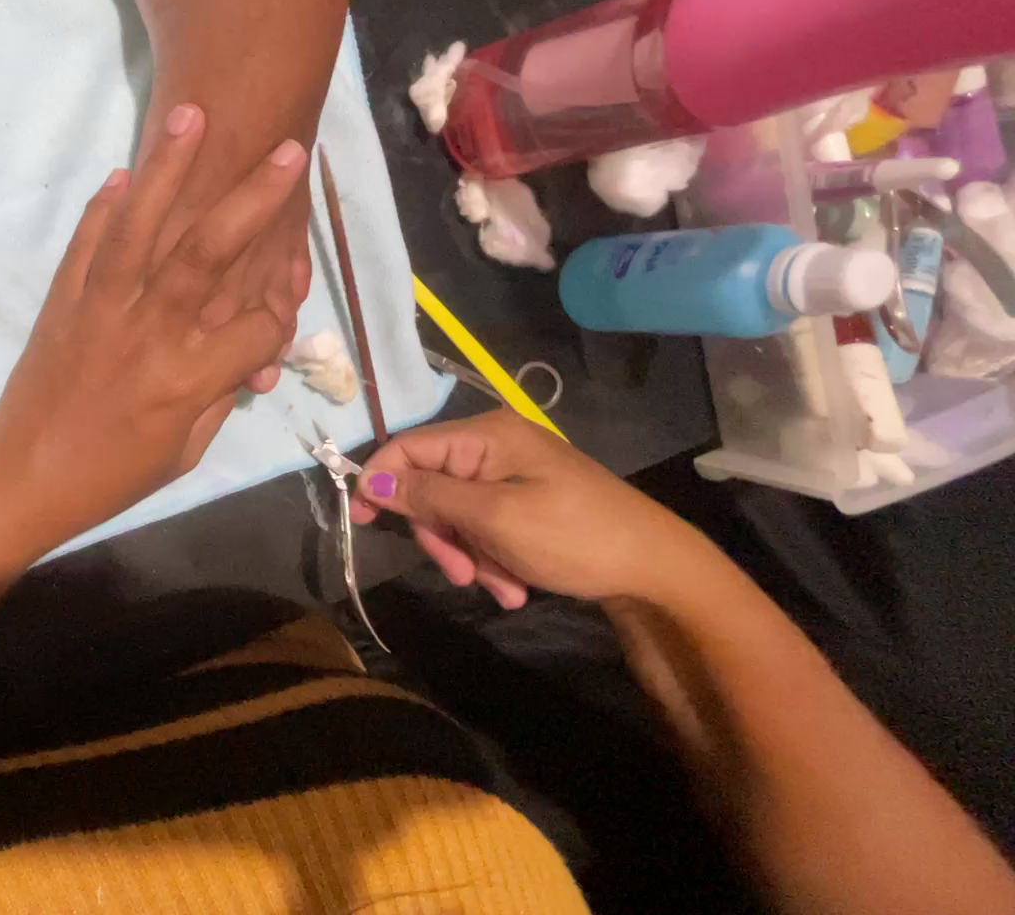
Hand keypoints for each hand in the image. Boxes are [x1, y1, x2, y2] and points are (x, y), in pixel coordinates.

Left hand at [0, 104, 307, 545]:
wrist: (24, 476)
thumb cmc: (112, 476)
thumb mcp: (185, 450)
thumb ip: (219, 393)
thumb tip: (245, 354)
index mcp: (191, 377)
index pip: (259, 324)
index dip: (279, 317)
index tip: (277, 316)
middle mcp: (152, 331)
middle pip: (209, 252)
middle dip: (252, 197)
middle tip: (283, 148)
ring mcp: (101, 308)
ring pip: (141, 229)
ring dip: (168, 170)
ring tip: (191, 115)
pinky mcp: (62, 300)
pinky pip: (86, 245)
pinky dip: (103, 208)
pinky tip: (122, 173)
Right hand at [347, 410, 721, 608]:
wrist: (658, 572)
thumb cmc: (575, 536)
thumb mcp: (493, 517)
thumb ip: (427, 496)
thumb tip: (370, 480)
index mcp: (485, 435)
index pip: (406, 447)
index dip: (378, 481)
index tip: (362, 520)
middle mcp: (491, 446)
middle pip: (426, 485)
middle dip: (439, 534)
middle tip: (460, 571)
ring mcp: (507, 473)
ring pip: (450, 512)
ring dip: (466, 553)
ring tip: (499, 584)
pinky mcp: (520, 499)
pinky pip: (478, 524)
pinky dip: (486, 556)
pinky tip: (512, 583)